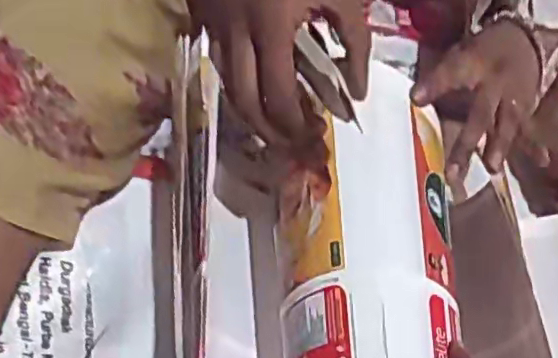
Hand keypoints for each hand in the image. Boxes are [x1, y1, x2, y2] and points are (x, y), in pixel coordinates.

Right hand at [192, 0, 368, 148]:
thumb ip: (354, 42)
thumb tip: (358, 93)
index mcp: (270, 26)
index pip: (278, 102)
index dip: (296, 129)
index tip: (316, 136)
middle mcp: (234, 30)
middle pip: (246, 106)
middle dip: (272, 134)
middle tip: (295, 142)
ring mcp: (211, 18)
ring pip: (226, 86)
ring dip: (252, 113)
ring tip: (278, 122)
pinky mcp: (199, 6)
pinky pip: (215, 58)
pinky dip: (237, 82)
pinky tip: (258, 85)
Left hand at [413, 21, 542, 184]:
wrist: (525, 40)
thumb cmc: (485, 55)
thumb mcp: (460, 57)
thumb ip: (440, 81)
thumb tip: (415, 100)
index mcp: (474, 65)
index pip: (452, 72)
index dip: (435, 85)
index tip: (416, 99)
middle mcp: (495, 85)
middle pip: (480, 115)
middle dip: (467, 143)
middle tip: (455, 171)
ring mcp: (513, 100)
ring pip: (506, 126)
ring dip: (499, 147)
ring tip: (492, 168)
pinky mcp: (527, 111)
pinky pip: (530, 132)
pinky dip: (536, 148)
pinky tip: (544, 162)